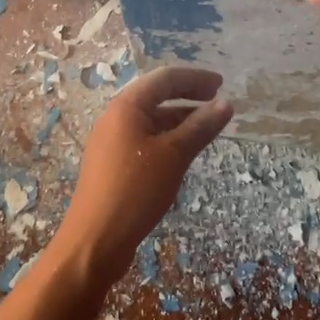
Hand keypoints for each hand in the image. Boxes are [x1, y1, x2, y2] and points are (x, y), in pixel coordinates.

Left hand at [56, 66, 232, 279]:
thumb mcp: (174, 156)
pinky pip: (145, 139)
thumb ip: (200, 127)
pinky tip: (182, 153)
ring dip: (179, 118)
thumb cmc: (135, 191)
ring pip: (151, 120)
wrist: (94, 242)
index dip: (195, 78)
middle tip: (217, 100)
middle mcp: (116, 117)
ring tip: (206, 127)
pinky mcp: (112, 164)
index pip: (165, 78)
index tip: (221, 84)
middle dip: (187, 95)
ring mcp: (111, 141)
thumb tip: (225, 104)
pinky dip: (167, 138)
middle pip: (156, 95)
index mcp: (127, 106)